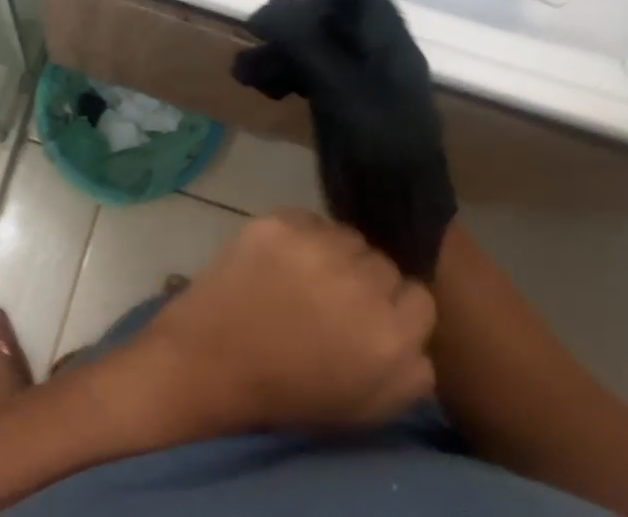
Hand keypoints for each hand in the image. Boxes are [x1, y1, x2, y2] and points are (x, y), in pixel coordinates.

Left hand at [124, 210, 436, 434]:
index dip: (394, 308)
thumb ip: (413, 370)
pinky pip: (310, 219)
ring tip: (304, 278)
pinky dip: (301, 236)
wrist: (206, 362)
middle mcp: (362, 283)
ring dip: (335, 254)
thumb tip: (417, 332)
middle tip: (332, 300)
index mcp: (391, 335)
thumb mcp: (367, 407)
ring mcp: (318, 248)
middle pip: (385, 263)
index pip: (420, 298)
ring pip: (349, 236)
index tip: (367, 317)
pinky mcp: (280, 224)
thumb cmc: (287, 394)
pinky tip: (280, 262)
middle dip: (365, 281)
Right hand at [232, 0, 456, 276]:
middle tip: (251, 29)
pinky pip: (306, 78)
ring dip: (277, 53)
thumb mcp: (345, 100)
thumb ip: (309, 49)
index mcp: (393, 55)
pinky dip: (280, 77)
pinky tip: (261, 89)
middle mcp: (379, 65)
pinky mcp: (342, 114)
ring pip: (312, 51)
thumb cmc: (381, 166)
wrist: (395, 234)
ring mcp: (360, 90)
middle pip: (329, 22)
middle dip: (288, 23)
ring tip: (244, 73)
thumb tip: (267, 11)